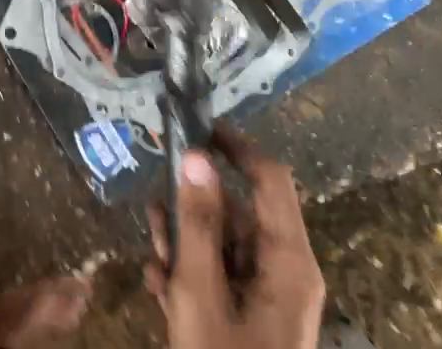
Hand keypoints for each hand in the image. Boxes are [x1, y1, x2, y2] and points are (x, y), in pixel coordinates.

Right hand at [146, 132, 324, 348]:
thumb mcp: (200, 291)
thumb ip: (198, 222)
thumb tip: (197, 156)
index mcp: (289, 260)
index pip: (270, 178)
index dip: (234, 147)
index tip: (190, 127)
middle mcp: (286, 270)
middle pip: (237, 212)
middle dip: (191, 211)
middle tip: (152, 221)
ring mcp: (269, 294)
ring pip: (222, 242)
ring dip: (182, 244)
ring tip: (154, 265)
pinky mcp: (251, 314)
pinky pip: (219, 273)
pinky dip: (188, 273)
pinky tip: (161, 293)